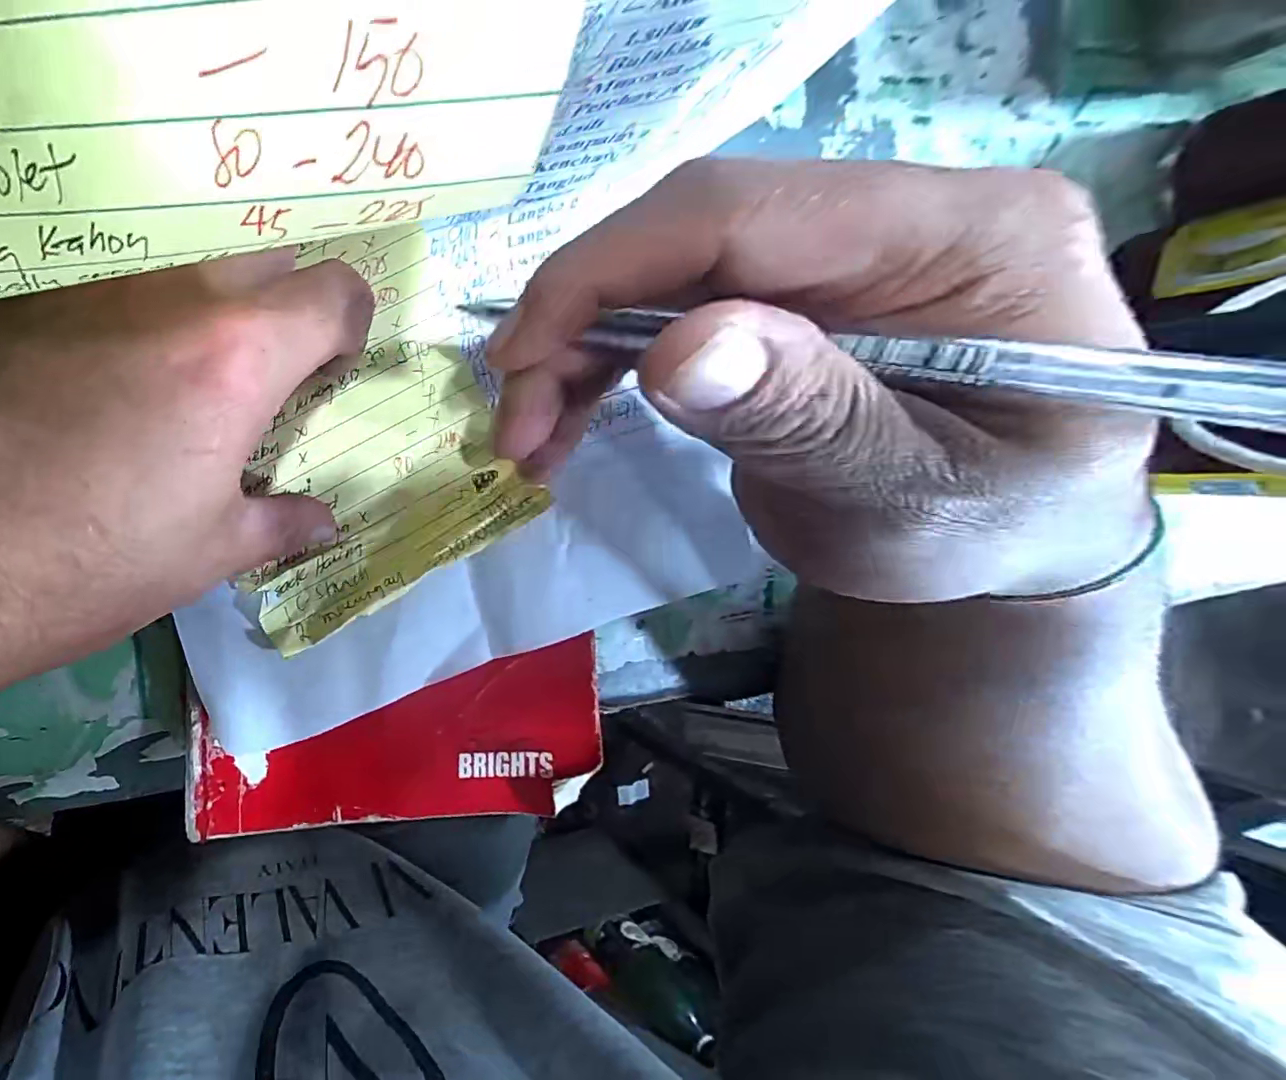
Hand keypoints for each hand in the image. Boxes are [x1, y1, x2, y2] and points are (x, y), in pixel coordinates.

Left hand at [0, 253, 371, 739]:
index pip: (334, 290)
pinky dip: (112, 312)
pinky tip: (74, 379)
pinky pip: (88, 277)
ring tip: (166, 376)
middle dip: (279, 301)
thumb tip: (327, 523)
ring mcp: (76, 277)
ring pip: (172, 260)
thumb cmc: (80, 567)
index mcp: (233, 357)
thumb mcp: (201, 558)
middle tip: (256, 370)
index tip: (330, 364)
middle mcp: (166, 290)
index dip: (349, 324)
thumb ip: (278, 524)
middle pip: (260, 252)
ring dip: (195, 304)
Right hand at [487, 159, 1156, 602]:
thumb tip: (675, 351)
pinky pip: (650, 319)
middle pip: (674, 237)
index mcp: (955, 233)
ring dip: (567, 360)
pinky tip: (557, 432)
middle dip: (570, 328)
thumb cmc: (977, 531)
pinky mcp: (767, 302)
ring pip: (646, 279)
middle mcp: (878, 219)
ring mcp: (815, 258)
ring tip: (525, 444)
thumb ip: (804, 415)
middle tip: (514, 426)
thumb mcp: (905, 494)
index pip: (737, 210)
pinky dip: (589, 376)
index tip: (517, 356)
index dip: (604, 273)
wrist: (990, 547)